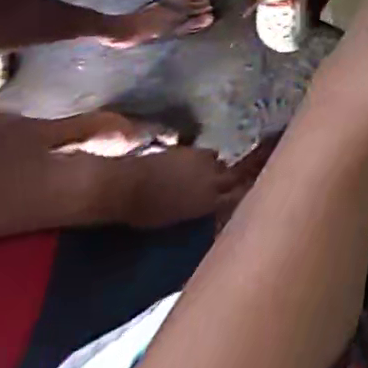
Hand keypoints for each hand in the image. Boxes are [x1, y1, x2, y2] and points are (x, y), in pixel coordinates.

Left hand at [104, 146, 239, 229]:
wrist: (130, 185)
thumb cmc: (146, 212)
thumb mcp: (176, 218)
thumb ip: (197, 209)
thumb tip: (205, 206)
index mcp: (208, 202)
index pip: (235, 196)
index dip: (238, 195)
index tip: (238, 196)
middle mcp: (213, 180)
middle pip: (232, 176)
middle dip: (230, 179)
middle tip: (226, 183)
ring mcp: (204, 162)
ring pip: (221, 162)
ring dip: (217, 168)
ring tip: (208, 173)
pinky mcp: (193, 150)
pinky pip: (209, 153)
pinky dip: (206, 158)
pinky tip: (196, 163)